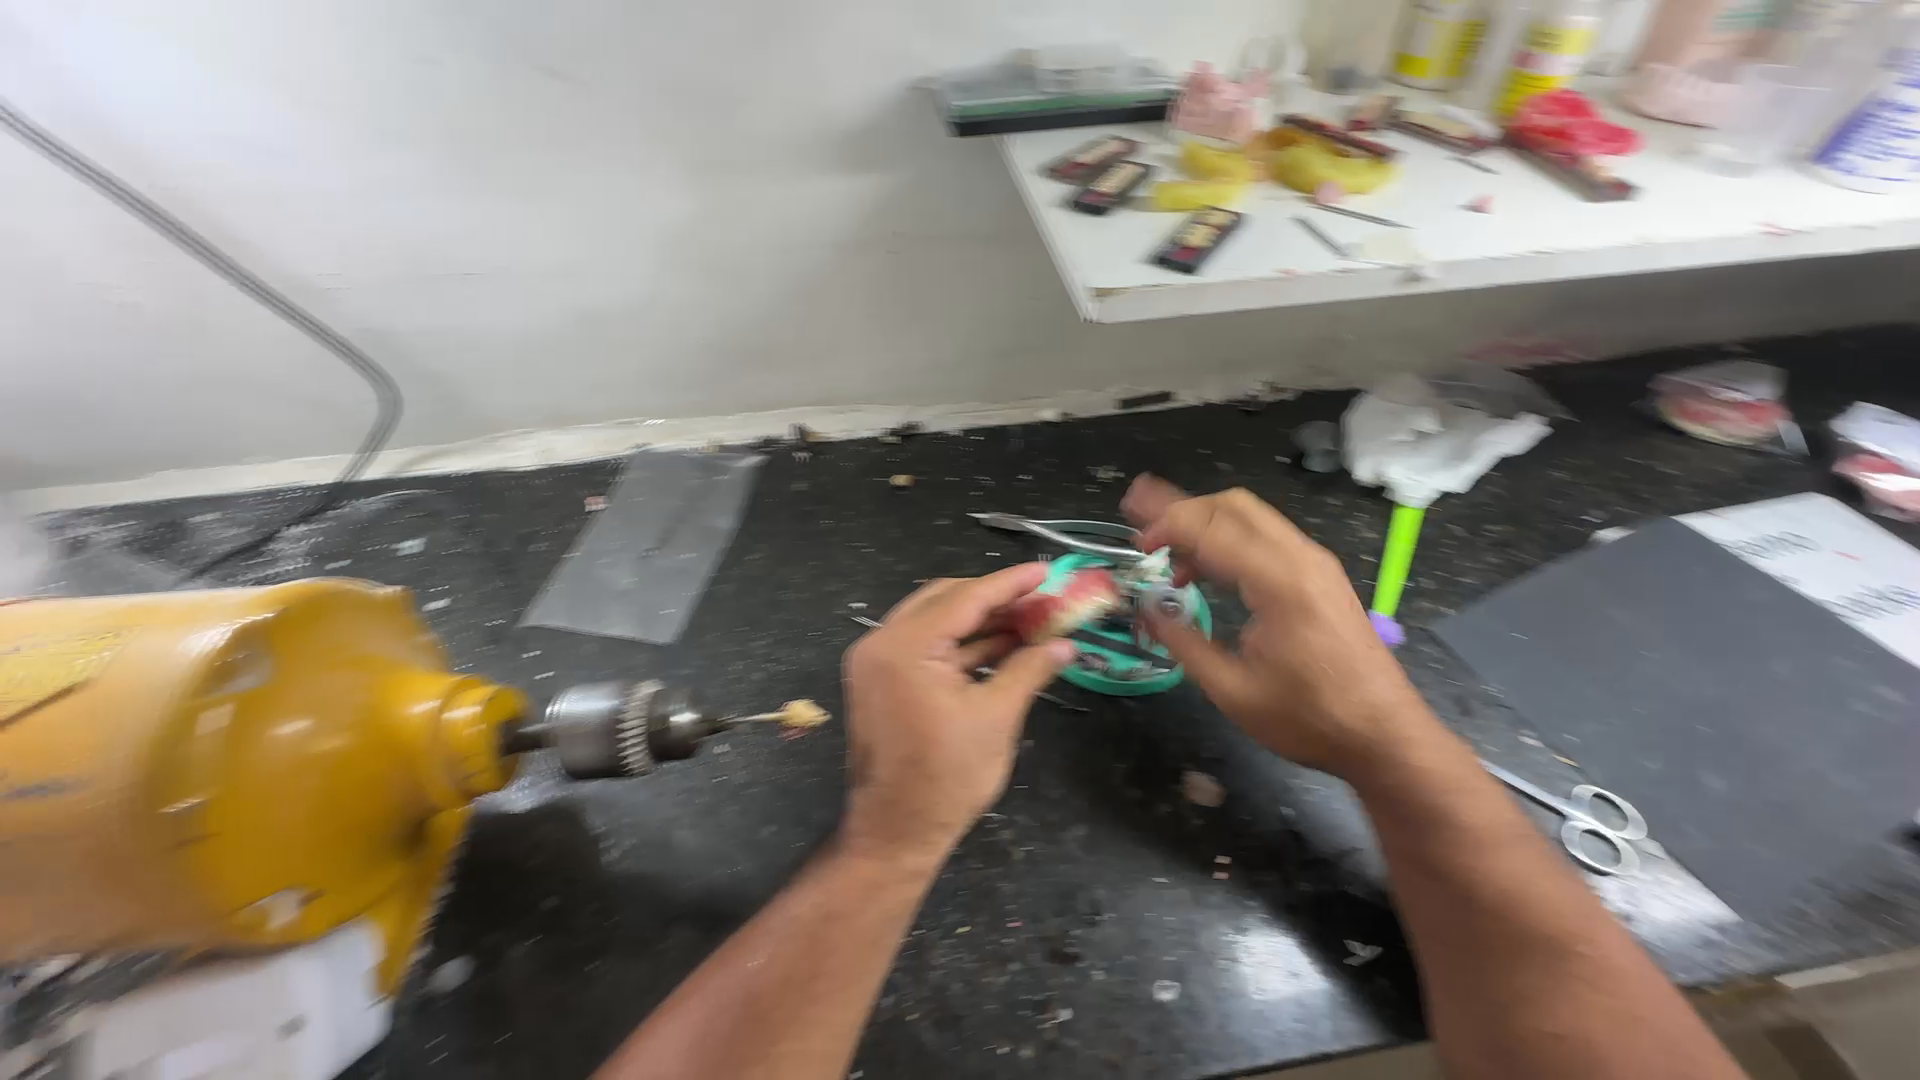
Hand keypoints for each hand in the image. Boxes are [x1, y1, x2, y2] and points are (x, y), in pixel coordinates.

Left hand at [839, 565, 1074, 861]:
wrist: (896, 832)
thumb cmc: (946, 778)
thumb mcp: (996, 717)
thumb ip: (1029, 669)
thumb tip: (1065, 645)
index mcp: (904, 647)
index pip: (964, 598)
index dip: (1009, 584)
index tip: (1044, 571)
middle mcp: (881, 644)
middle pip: (945, 601)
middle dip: (995, 600)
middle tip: (1040, 599)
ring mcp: (877, 663)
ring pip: (936, 623)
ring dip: (981, 623)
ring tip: (1030, 621)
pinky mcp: (883, 682)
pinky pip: (926, 648)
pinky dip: (962, 646)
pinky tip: (1003, 646)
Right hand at [1122, 475, 1431, 777]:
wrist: (1385, 736)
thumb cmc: (1308, 718)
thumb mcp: (1232, 689)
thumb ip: (1183, 641)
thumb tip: (1147, 610)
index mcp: (1279, 582)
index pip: (1210, 528)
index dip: (1165, 527)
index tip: (1136, 547)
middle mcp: (1300, 558)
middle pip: (1231, 505)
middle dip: (1181, 510)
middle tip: (1143, 531)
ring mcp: (1315, 564)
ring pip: (1251, 516)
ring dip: (1204, 524)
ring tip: (1165, 551)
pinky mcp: (1320, 576)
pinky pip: (1267, 538)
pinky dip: (1228, 540)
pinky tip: (1205, 571)